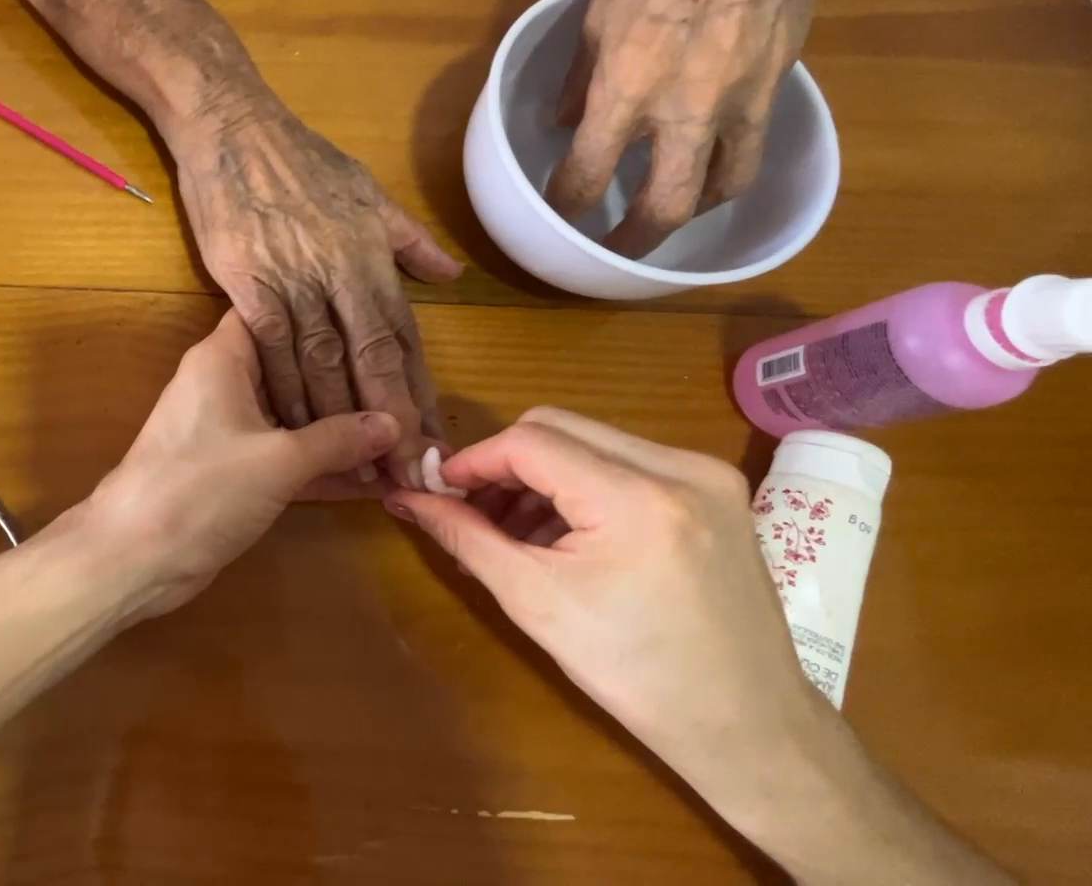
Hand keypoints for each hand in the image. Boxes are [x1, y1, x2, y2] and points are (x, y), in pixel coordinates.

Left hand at [81, 309, 400, 618]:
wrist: (136, 555)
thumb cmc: (201, 488)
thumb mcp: (279, 461)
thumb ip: (338, 438)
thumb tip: (393, 423)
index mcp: (222, 358)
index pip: (275, 315)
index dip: (322, 318)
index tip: (372, 327)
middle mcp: (223, 384)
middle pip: (293, 369)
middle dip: (347, 386)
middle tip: (406, 397)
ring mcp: (227, 428)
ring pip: (292, 417)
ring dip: (339, 433)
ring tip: (401, 444)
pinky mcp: (232, 469)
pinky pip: (284, 455)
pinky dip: (319, 466)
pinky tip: (370, 481)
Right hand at [168, 99, 461, 486]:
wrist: (231, 129)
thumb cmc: (299, 159)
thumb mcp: (366, 190)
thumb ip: (408, 239)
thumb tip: (450, 276)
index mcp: (370, 256)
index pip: (403, 335)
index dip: (419, 389)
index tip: (433, 437)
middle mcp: (338, 276)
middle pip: (370, 359)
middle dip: (390, 419)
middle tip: (407, 473)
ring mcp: (291, 283)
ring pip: (321, 363)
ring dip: (339, 419)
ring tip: (355, 468)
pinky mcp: (246, 286)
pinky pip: (270, 349)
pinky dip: (283, 390)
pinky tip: (291, 426)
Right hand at [385, 408, 821, 790]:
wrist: (747, 726)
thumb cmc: (633, 672)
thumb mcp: (533, 601)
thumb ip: (464, 536)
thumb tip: (405, 498)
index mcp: (638, 498)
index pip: (529, 442)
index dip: (473, 460)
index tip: (437, 489)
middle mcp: (680, 467)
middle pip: (557, 427)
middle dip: (502, 464)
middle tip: (469, 508)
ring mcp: (704, 474)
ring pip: (588, 440)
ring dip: (538, 474)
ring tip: (510, 529)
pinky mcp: (713, 489)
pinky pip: (622, 460)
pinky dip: (577, 484)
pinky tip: (558, 531)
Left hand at [549, 0, 860, 256]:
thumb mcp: (598, 15)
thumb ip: (582, 81)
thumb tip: (565, 125)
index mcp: (628, 87)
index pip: (587, 174)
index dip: (565, 204)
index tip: (556, 214)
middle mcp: (689, 105)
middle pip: (666, 205)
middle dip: (635, 239)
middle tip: (614, 249)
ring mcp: (745, 95)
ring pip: (725, 184)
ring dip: (691, 210)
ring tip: (664, 215)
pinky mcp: (782, 79)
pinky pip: (755, 144)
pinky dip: (727, 167)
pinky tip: (705, 165)